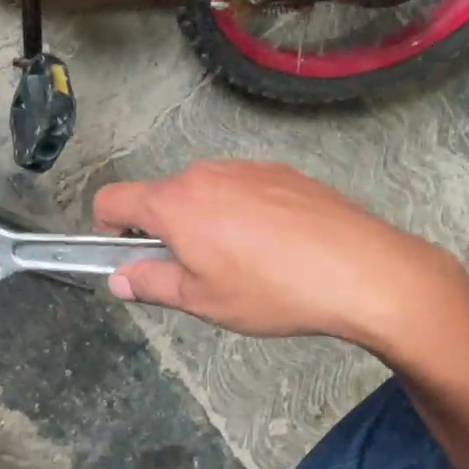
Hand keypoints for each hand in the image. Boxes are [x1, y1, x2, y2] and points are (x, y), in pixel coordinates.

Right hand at [93, 160, 468, 353]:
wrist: (361, 269)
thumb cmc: (272, 290)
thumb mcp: (202, 300)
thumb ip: (150, 283)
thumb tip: (120, 278)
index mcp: (174, 203)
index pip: (111, 199)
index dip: (107, 229)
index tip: (127, 256)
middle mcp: (203, 175)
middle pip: (160, 197)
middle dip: (163, 231)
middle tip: (194, 274)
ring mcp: (245, 168)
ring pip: (203, 193)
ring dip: (203, 222)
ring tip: (243, 265)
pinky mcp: (280, 172)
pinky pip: (241, 189)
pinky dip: (241, 213)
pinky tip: (275, 248)